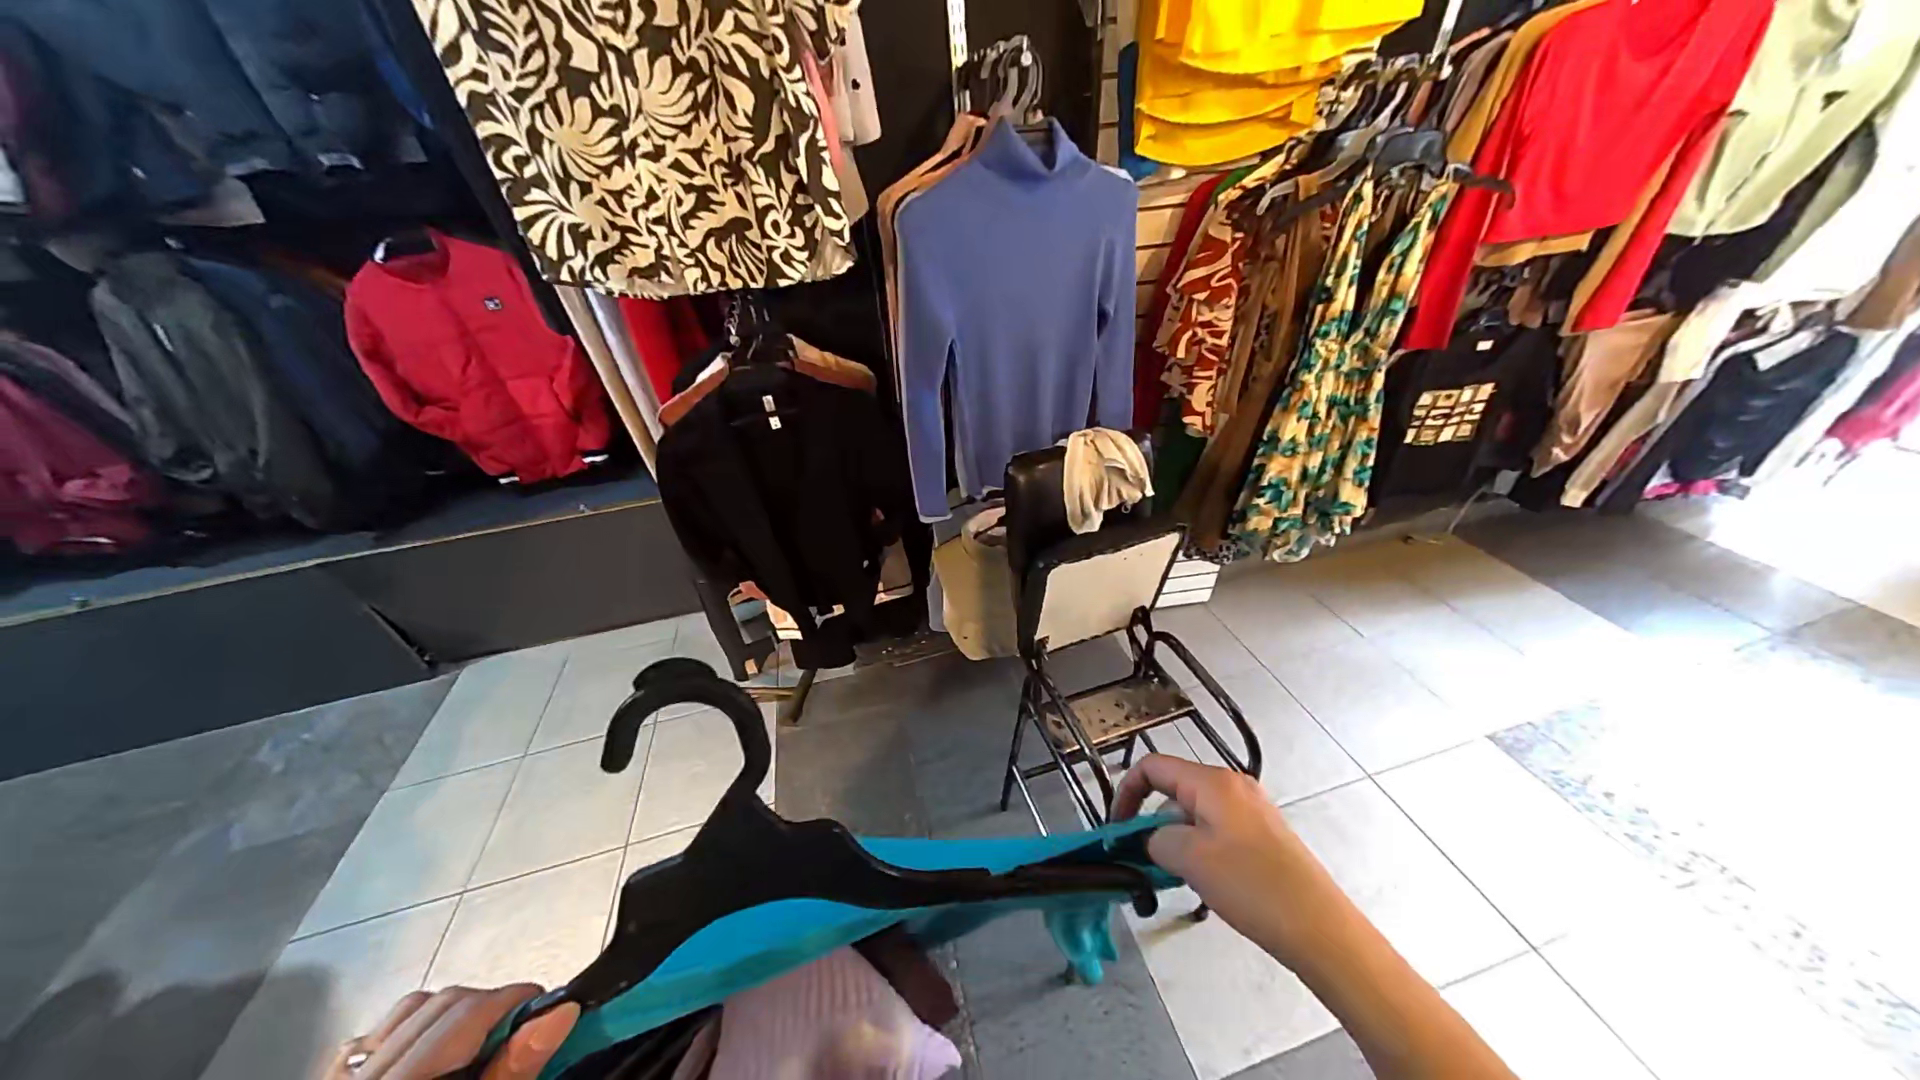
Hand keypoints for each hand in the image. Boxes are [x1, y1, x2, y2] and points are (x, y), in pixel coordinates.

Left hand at [323, 985, 579, 1079]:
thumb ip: (514, 1073)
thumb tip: (558, 1014)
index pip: (469, 1011)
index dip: (519, 1001)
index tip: (551, 1010)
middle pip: (443, 1006)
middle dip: (493, 1006)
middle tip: (527, 1031)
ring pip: (409, 1012)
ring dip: (455, 1014)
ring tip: (485, 1044)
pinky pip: (374, 1039)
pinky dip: (414, 1032)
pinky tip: (438, 1055)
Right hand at [1111, 754, 1346, 967]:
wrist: (1321, 929)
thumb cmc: (1253, 886)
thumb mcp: (1189, 859)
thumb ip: (1155, 838)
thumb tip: (1148, 838)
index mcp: (1213, 782)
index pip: (1153, 767)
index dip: (1126, 792)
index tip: (1117, 827)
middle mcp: (1233, 786)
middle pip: (1174, 789)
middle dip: (1152, 820)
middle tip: (1144, 858)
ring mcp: (1251, 810)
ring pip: (1193, 813)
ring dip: (1175, 839)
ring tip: (1177, 876)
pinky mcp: (1263, 835)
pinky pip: (1215, 830)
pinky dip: (1198, 848)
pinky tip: (1205, 880)